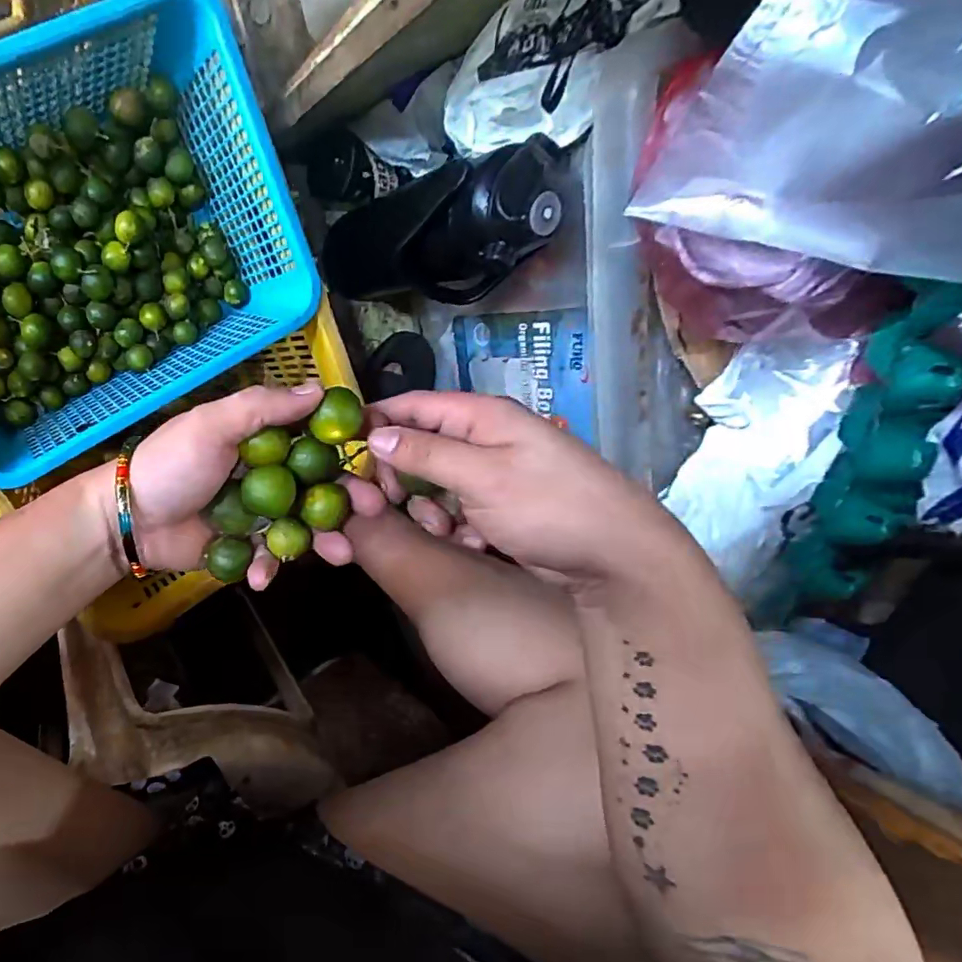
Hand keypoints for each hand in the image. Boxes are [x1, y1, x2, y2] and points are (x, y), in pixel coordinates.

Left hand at [126, 383, 356, 589]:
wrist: (128, 517)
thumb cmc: (170, 463)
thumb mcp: (212, 425)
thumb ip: (263, 408)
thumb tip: (319, 390)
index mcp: (260, 440)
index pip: (313, 440)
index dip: (346, 448)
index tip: (377, 456)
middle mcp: (264, 474)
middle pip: (317, 486)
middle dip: (348, 500)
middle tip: (374, 509)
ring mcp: (255, 512)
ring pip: (301, 525)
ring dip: (323, 540)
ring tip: (340, 555)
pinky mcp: (241, 544)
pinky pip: (266, 556)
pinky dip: (268, 567)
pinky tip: (264, 577)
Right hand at [353, 392, 687, 582]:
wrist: (617, 557)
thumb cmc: (549, 506)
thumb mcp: (481, 476)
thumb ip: (424, 453)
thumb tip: (372, 433)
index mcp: (481, 416)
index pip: (413, 405)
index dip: (376, 421)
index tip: (344, 450)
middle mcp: (485, 438)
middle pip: (419, 446)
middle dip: (401, 476)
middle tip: (389, 502)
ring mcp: (493, 474)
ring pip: (434, 484)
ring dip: (430, 508)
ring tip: (447, 530)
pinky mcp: (500, 506)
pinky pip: (457, 508)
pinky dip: (456, 525)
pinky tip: (474, 541)